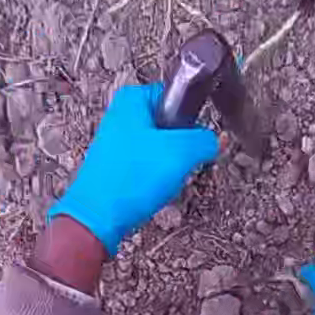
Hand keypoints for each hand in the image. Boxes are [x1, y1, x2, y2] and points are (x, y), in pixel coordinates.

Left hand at [51, 83, 220, 253]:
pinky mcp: (118, 166)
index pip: (176, 97)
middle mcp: (121, 116)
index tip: (193, 138)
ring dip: (170, 166)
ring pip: (162, 149)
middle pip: (171, 126)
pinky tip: (152, 189)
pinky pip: (149, 168)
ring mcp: (118, 142)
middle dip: (181, 147)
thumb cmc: (128, 180)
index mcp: (132, 99)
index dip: (191, 120)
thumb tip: (215, 141)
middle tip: (177, 162)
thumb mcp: (181, 152)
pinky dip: (156, 179)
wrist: (99, 217)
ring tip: (162, 178)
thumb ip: (205, 140)